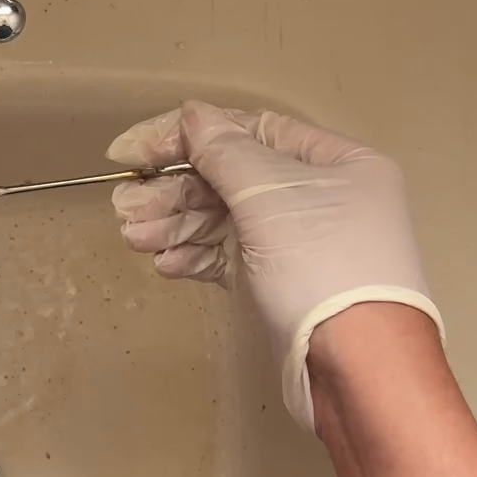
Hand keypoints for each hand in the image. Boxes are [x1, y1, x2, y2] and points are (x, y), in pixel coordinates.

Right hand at [105, 99, 441, 429]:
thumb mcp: (270, 195)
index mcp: (330, 162)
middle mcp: (311, 195)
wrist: (351, 362)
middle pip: (222, 177)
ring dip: (169, 225)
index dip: (183, 136)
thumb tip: (192, 114)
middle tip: (125, 207)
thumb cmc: (323, 268)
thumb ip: (225, 151)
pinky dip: (189, 256)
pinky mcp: (268, 276)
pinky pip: (218, 253)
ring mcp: (288, 239)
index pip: (245, 131)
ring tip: (135, 239)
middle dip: (169, 192)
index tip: (130, 151)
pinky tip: (167, 265)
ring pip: (213, 218)